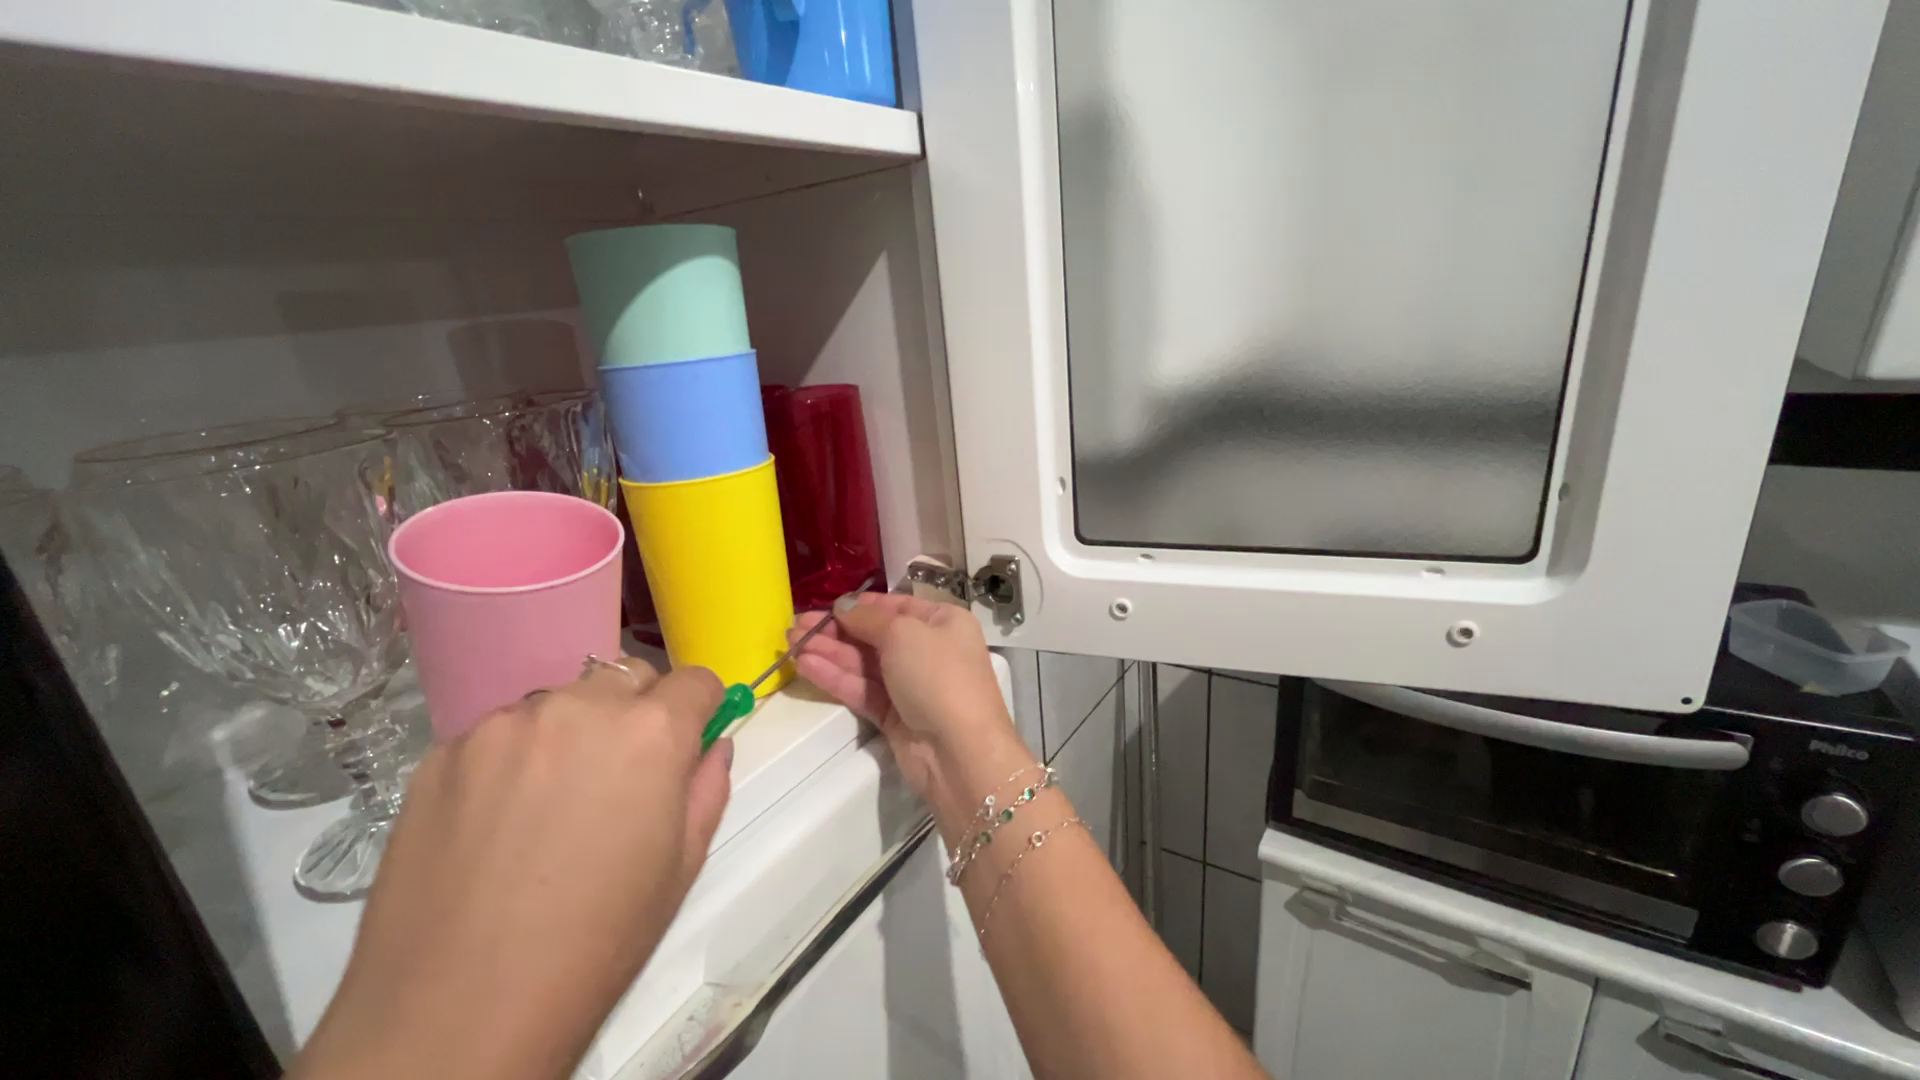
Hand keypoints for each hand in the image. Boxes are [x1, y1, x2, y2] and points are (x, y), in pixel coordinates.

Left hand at [292, 658, 728, 1079]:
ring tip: (549, 802)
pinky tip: (496, 820)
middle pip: (626, 677)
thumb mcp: (682, 866)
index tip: (690, 737)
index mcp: (650, 732)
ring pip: (559, 703)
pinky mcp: (444, 750)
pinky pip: (498, 733)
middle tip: (621, 774)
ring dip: (571, 731)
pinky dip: (512, 758)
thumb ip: (707, 786)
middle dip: (637, 711)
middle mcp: (578, 707)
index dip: (700, 707)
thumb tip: (710, 745)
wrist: (458, 1007)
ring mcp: (504, 724)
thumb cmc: (597, 939)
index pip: (694, 679)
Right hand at [790, 594, 1035, 839]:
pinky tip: (804, 665)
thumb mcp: (905, 633)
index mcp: (943, 622)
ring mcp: (910, 685)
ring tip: (790, 643)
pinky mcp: (894, 715)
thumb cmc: (939, 676)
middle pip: (874, 635)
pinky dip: (834, 677)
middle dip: (835, 630)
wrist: (959, 750)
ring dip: (828, 652)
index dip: (860, 605)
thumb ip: (868, 618)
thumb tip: (843, 606)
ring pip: (863, 663)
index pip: (896, 607)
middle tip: (794, 626)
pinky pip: (860, 689)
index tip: (825, 606)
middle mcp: (928, 650)